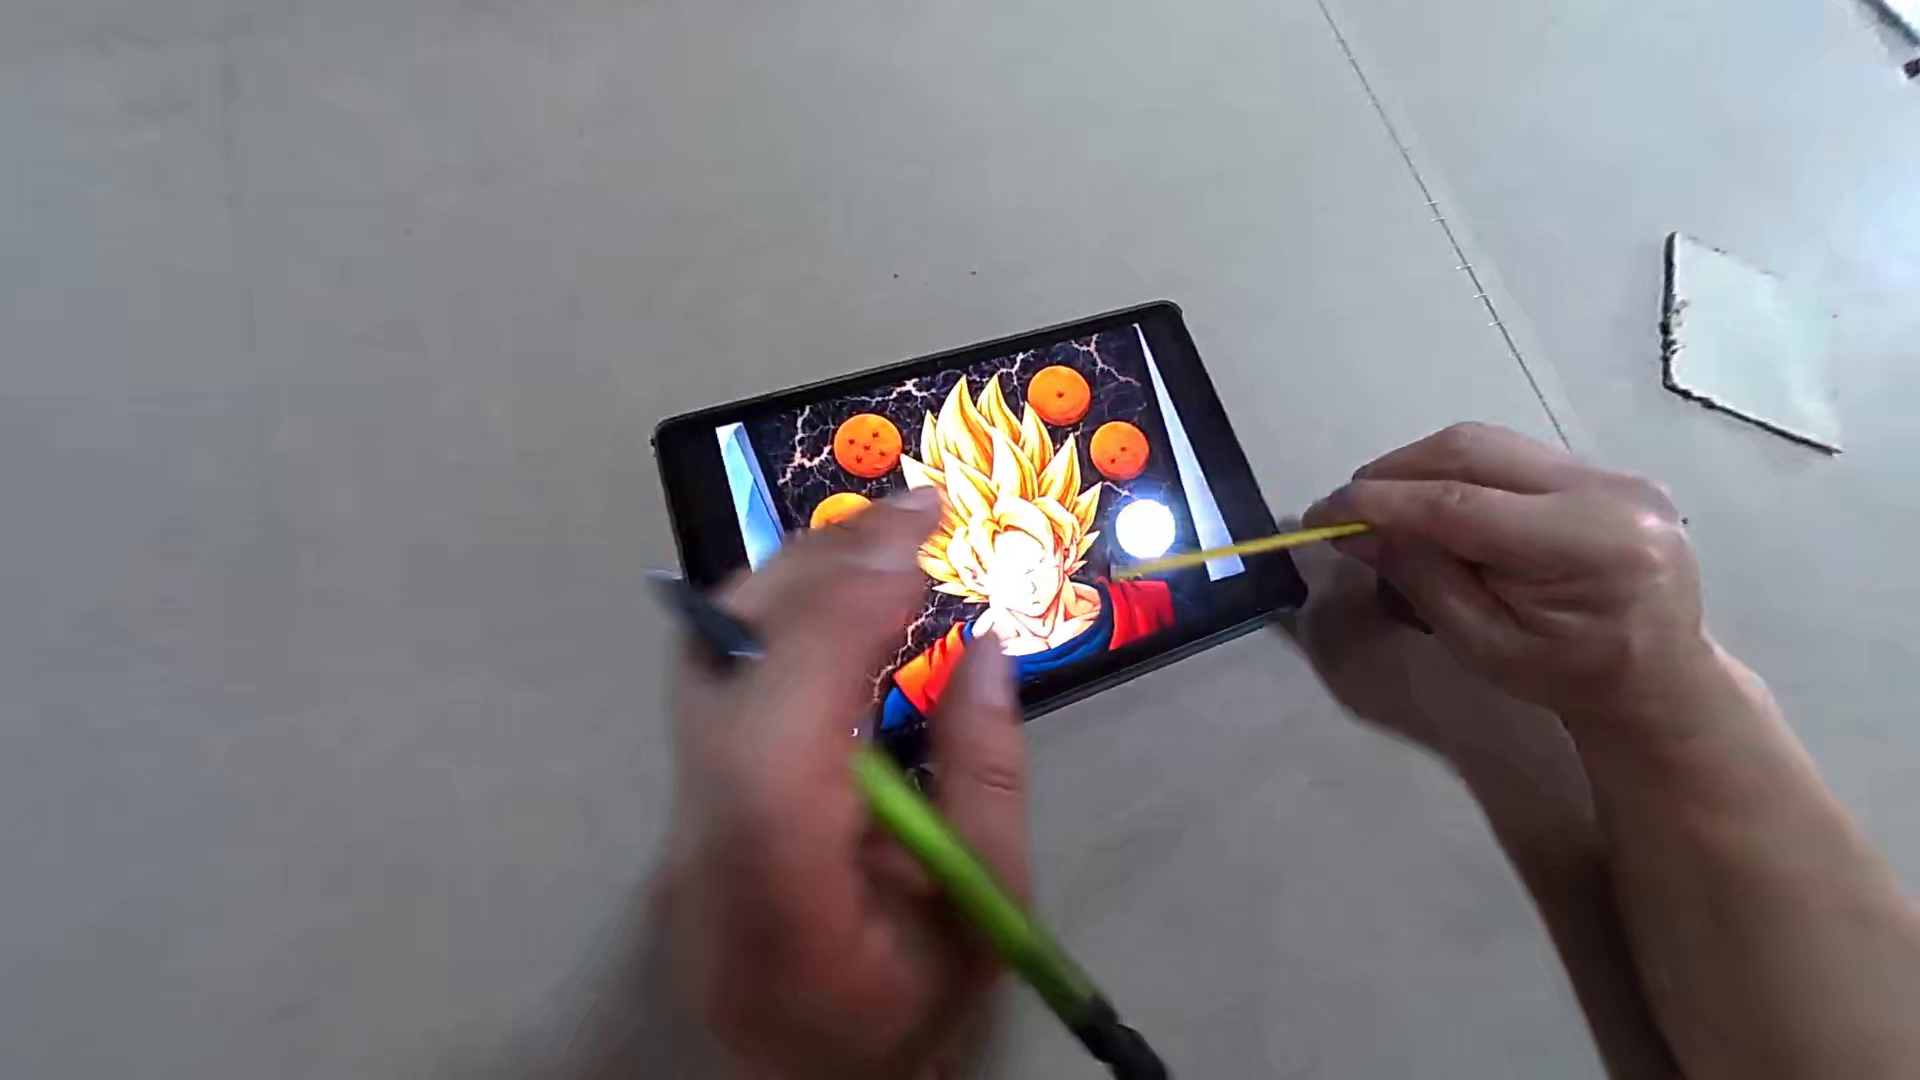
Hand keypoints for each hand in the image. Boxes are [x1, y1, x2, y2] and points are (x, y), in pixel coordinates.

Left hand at [652, 488, 1028, 1078]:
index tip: (917, 550)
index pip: (776, 746)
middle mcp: (700, 838)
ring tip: (887, 534)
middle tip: (914, 514)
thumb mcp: (983, 919)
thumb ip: (988, 778)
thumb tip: (983, 644)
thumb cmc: (903, 1018)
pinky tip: (845, 576)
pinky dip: (789, 595)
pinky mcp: (688, 769)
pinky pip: (728, 653)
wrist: (796, 1065)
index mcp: (776, 904)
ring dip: (804, 567)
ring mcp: (678, 799)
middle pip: (725, 667)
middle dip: (825, 565)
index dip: (841, 627)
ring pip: (715, 643)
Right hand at [1303, 423, 1713, 720]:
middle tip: (1345, 508)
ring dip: (1412, 467)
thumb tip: (1354, 532)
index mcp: (1588, 546)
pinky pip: (1498, 453)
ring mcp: (1608, 473)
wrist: (1655, 674)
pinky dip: (1444, 471)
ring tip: (1380, 505)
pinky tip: (1425, 502)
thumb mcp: (1475, 640)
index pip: (1454, 503)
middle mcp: (1608, 492)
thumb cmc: (1562, 673)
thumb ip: (1416, 576)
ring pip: (1480, 442)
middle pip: (1468, 451)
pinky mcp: (1594, 470)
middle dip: (1389, 473)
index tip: (1319, 515)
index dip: (1375, 503)